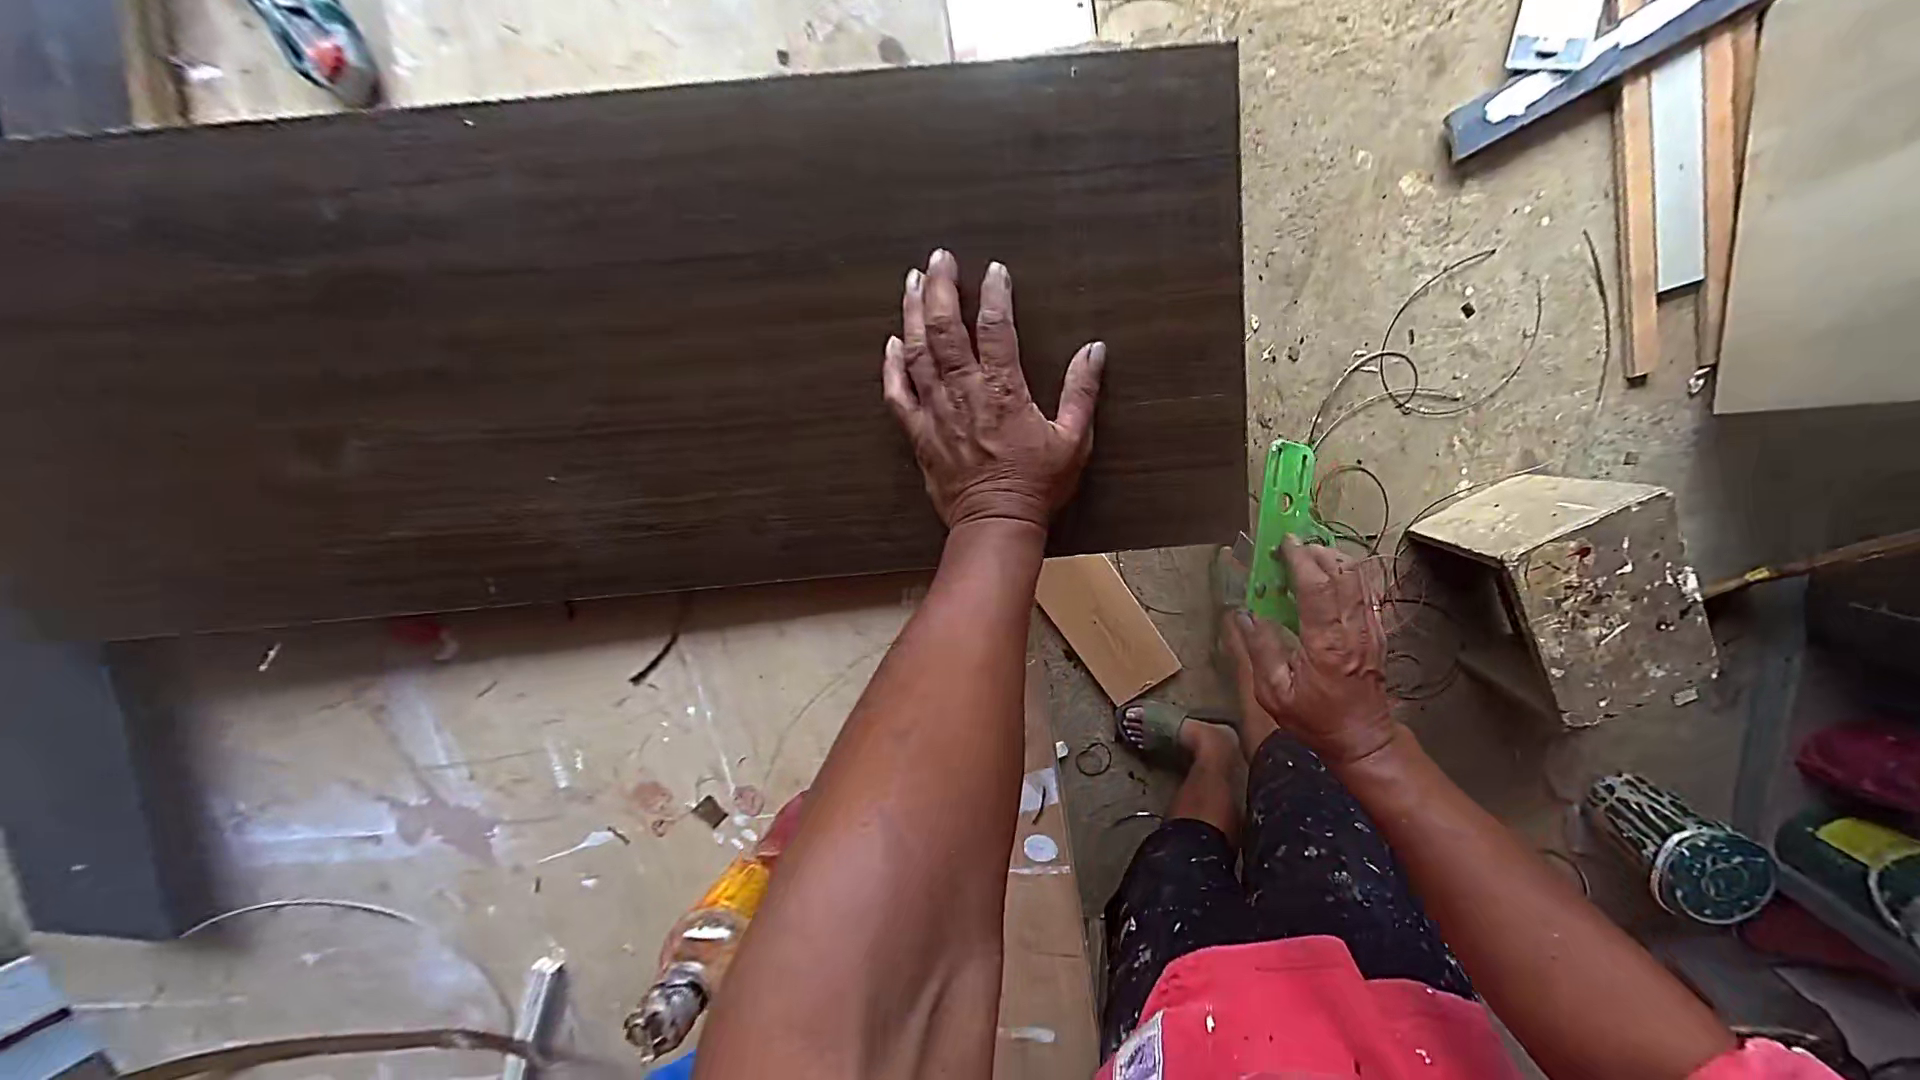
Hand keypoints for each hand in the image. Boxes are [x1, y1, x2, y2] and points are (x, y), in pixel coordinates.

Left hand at [882, 249, 1104, 529]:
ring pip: (918, 353)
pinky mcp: (920, 434)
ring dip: (913, 314)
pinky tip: (891, 343)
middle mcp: (965, 394)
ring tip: (911, 282)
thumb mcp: (1074, 440)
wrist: (996, 523)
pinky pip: (898, 395)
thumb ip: (1082, 392)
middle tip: (939, 258)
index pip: (997, 329)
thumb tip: (1094, 350)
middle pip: (946, 330)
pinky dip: (892, 367)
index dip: (995, 295)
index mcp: (1004, 392)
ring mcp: (937, 413)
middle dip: (941, 289)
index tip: (994, 270)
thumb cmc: (1037, 485)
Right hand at [1232, 539, 1394, 766]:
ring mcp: (1370, 631)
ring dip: (1332, 560)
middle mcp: (1353, 632)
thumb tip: (1245, 616)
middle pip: (1343, 573)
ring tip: (1306, 557)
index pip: (1317, 587)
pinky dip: (1346, 576)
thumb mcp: (1274, 693)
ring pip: (1359, 579)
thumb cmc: (1317, 720)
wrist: (1363, 739)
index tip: (1283, 543)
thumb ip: (1259, 650)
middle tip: (1290, 548)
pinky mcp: (1375, 633)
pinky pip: (1365, 592)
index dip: (1300, 559)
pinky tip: (1327, 577)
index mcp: (1326, 645)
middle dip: (1316, 552)